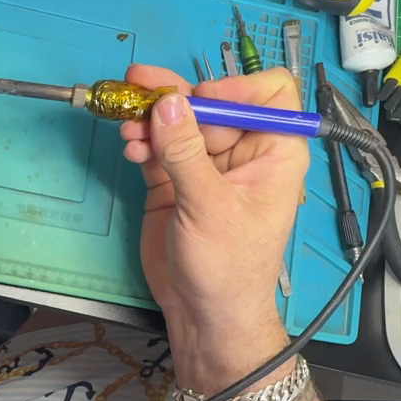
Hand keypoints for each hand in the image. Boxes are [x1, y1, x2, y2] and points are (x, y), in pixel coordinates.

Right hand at [119, 65, 308, 386]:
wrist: (203, 313)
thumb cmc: (228, 267)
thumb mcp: (209, 207)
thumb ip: (185, 153)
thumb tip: (166, 105)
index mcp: (273, 152)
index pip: (267, 95)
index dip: (233, 88)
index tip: (197, 100)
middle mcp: (240, 153)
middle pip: (210, 104)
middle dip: (175, 98)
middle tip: (138, 87)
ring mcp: (204, 168)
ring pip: (178, 124)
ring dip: (151, 121)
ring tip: (128, 128)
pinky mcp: (174, 183)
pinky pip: (158, 149)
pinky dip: (142, 143)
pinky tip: (130, 147)